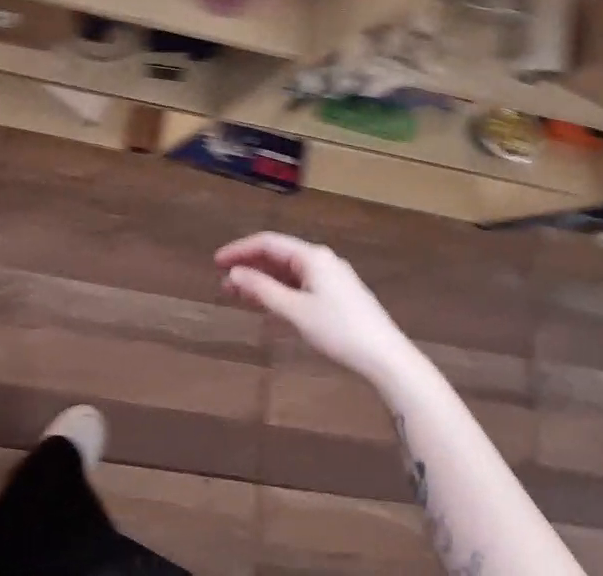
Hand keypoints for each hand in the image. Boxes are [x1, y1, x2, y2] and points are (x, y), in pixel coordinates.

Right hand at [216, 232, 404, 381]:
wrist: (386, 358)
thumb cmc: (339, 331)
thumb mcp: (296, 311)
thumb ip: (263, 290)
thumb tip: (234, 274)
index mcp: (312, 256)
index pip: (268, 243)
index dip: (239, 250)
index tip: (216, 263)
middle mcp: (322, 260)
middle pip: (278, 256)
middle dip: (249, 267)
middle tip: (224, 283)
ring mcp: (331, 278)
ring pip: (289, 272)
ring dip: (263, 281)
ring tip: (239, 295)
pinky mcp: (337, 295)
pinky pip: (300, 284)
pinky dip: (279, 290)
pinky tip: (268, 304)